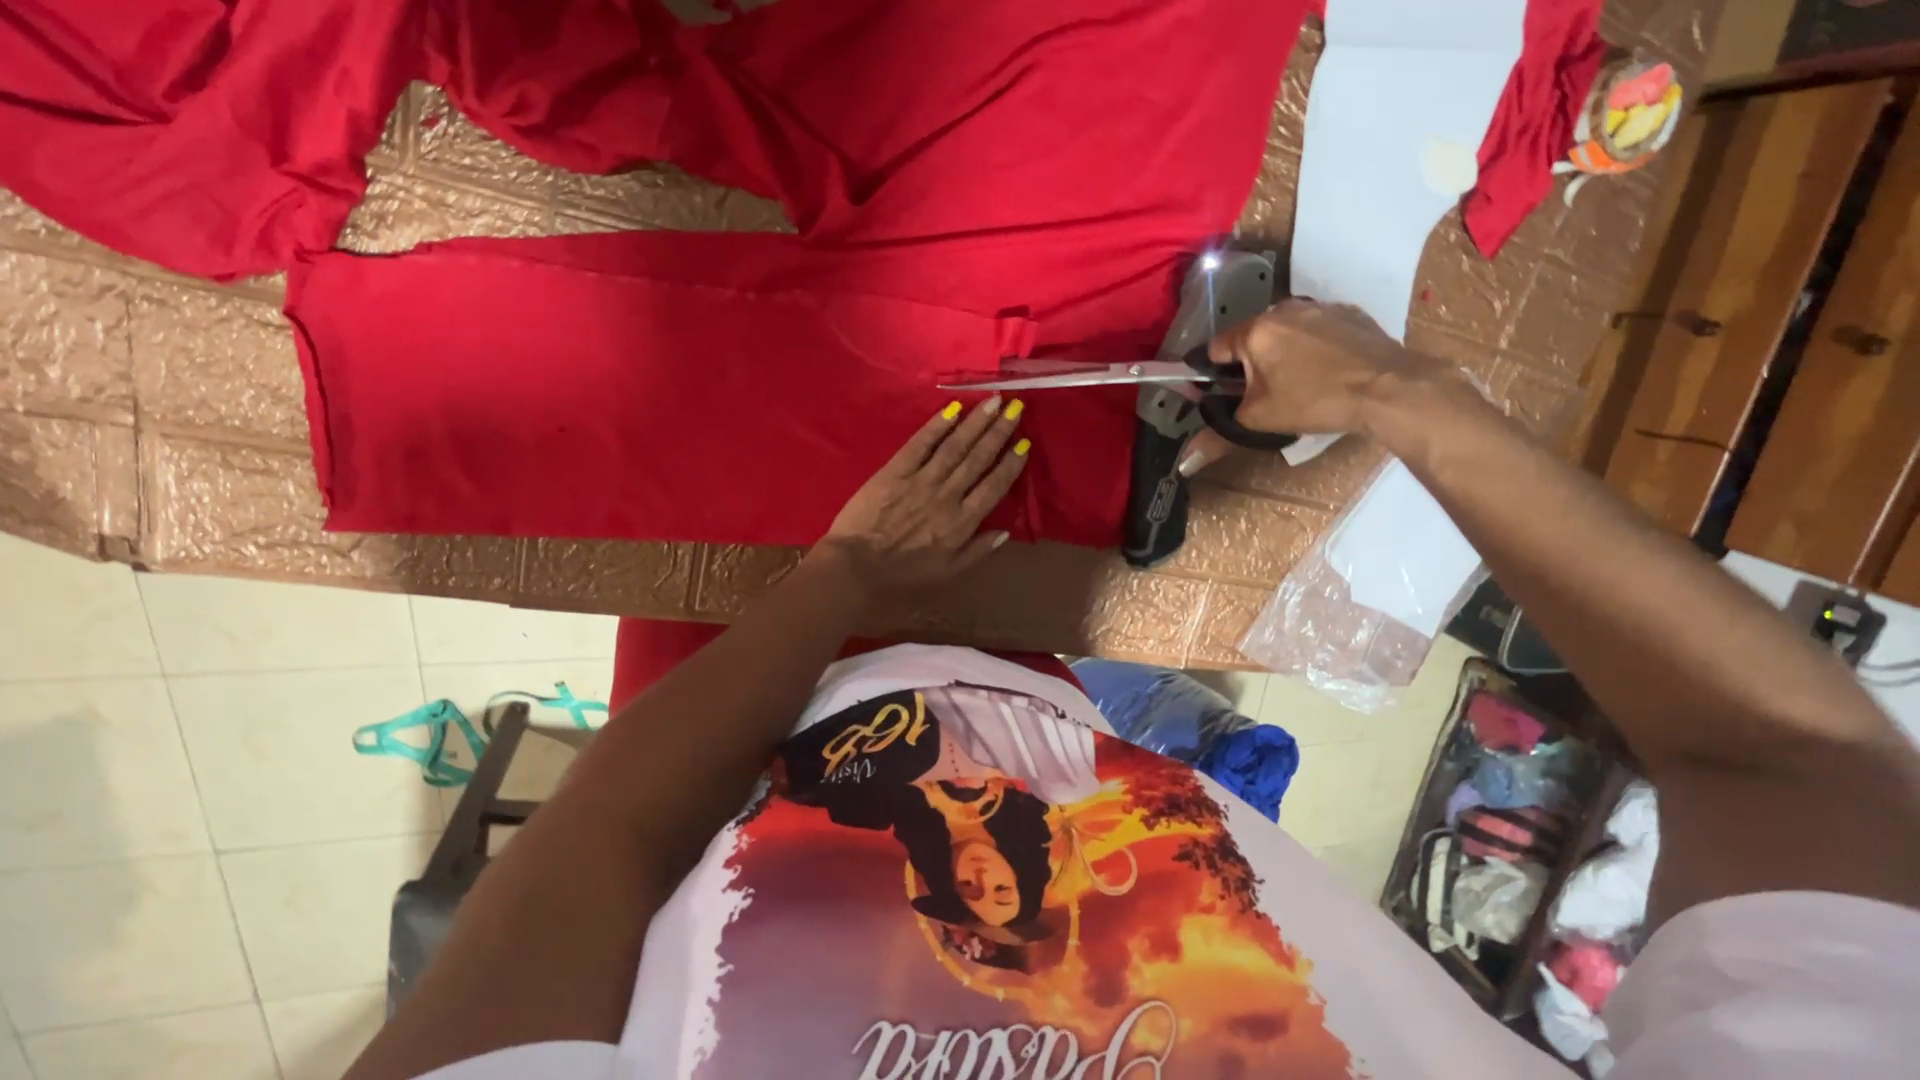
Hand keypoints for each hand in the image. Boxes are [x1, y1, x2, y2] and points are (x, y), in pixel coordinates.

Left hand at [814, 396, 1030, 596]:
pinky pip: (920, 444)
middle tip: (1016, 408)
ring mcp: (920, 480)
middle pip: (978, 459)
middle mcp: (947, 496)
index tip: (1024, 444)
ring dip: (976, 422)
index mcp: (962, 523)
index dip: (1010, 464)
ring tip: (994, 401)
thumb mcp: (946, 574)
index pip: (994, 487)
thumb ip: (977, 552)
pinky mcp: (894, 471)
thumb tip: (1005, 532)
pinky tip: (953, 409)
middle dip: (999, 432)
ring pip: (955, 446)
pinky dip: (937, 425)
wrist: (856, 568)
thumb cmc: (901, 576)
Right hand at [1176, 300, 1451, 475]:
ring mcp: (1320, 308)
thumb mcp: (1259, 421)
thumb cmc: (1315, 401)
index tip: (1224, 394)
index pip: (1216, 348)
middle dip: (1253, 362)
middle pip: (1253, 337)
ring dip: (1285, 352)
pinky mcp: (1350, 313)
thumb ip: (1218, 434)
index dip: (1214, 373)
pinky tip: (1330, 371)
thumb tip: (1186, 461)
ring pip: (1287, 332)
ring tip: (1301, 383)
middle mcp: (1283, 309)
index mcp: (1254, 331)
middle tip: (1266, 394)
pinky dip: (1317, 347)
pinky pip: (1319, 330)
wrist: (1388, 388)